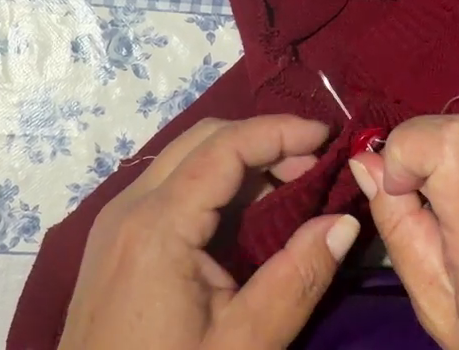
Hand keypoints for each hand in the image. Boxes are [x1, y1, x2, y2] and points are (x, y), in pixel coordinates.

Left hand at [59, 115, 361, 349]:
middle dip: (263, 139)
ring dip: (239, 158)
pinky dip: (213, 181)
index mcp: (157, 224)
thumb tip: (345, 222)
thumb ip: (296, 279)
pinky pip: (169, 185)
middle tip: (314, 165)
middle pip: (204, 139)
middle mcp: (129, 206)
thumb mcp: (241, 346)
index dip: (280, 131)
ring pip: (184, 157)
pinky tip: (247, 212)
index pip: (226, 145)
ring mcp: (115, 221)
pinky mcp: (113, 240)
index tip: (328, 136)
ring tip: (291, 184)